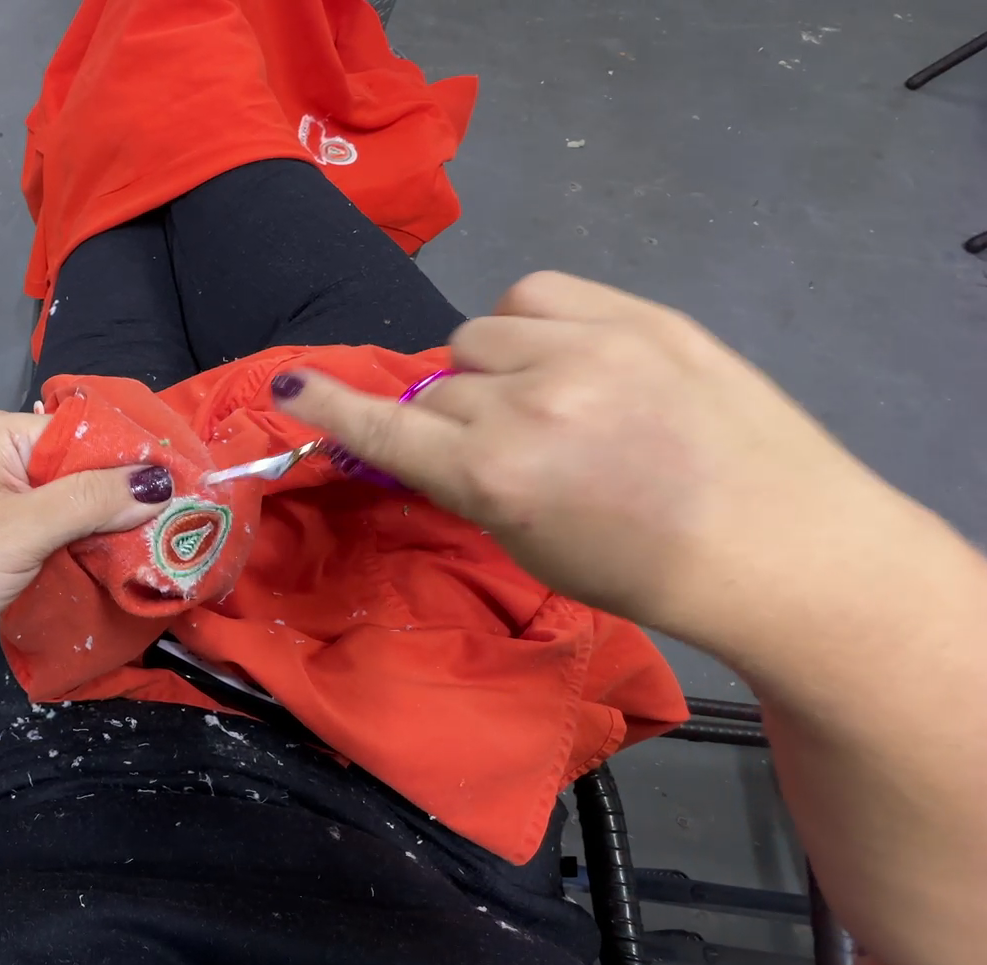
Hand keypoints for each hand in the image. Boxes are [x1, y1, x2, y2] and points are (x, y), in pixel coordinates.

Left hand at [0, 411, 172, 670]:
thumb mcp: (16, 527)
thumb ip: (87, 502)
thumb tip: (160, 480)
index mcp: (10, 437)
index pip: (91, 433)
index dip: (140, 456)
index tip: (192, 483)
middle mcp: (18, 462)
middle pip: (93, 470)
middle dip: (135, 497)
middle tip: (192, 524)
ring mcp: (20, 503)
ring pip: (86, 507)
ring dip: (120, 528)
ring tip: (176, 545)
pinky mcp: (21, 540)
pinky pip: (71, 535)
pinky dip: (99, 548)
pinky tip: (136, 563)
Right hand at [273, 271, 908, 652]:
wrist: (780, 546)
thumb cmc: (633, 567)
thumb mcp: (518, 539)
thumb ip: (457, 479)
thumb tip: (418, 432)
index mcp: (494, 475)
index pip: (383, 427)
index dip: (328, 407)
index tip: (288, 387)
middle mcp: (530, 402)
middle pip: (435, 383)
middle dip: (449, 411)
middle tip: (499, 440)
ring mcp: (588, 350)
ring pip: (476, 335)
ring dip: (486, 367)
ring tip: (543, 394)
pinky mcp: (641, 316)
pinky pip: (532, 294)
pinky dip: (528, 322)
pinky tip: (564, 353)